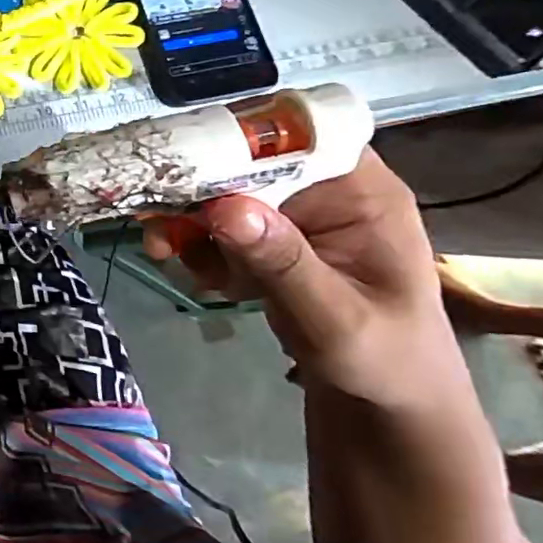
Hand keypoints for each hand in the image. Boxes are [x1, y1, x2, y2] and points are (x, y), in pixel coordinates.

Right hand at [142, 149, 466, 408]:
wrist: (385, 408)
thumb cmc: (386, 362)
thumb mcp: (337, 320)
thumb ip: (283, 263)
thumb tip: (226, 206)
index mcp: (359, 189)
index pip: (300, 133)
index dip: (243, 135)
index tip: (188, 157)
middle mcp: (322, 188)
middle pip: (248, 159)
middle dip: (199, 186)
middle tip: (156, 215)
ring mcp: (293, 212)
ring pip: (225, 191)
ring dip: (190, 219)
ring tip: (165, 250)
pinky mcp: (268, 237)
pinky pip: (220, 225)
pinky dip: (200, 246)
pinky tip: (203, 276)